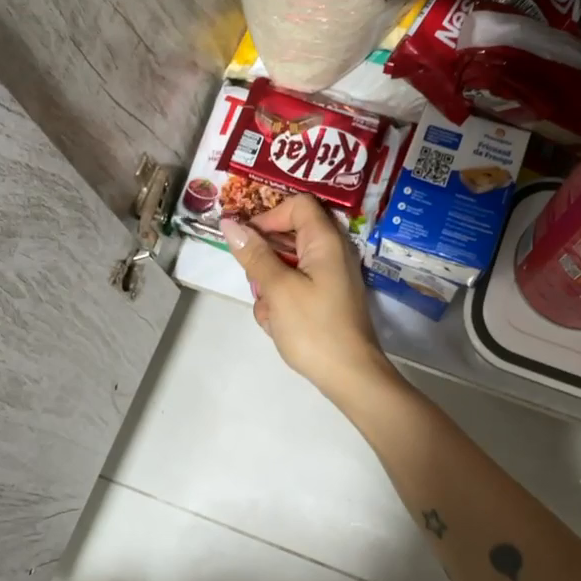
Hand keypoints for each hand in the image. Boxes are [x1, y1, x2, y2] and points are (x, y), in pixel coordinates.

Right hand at [222, 195, 399, 401]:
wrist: (350, 376)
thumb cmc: (314, 328)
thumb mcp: (277, 289)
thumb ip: (254, 254)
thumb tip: (230, 223)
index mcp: (325, 241)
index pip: (297, 205)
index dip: (268, 216)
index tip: (247, 241)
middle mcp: (331, 253)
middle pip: (289, 235)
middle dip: (265, 259)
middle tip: (256, 283)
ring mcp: (330, 277)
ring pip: (287, 266)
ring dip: (270, 287)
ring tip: (270, 313)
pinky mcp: (326, 299)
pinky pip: (295, 288)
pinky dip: (282, 303)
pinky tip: (278, 325)